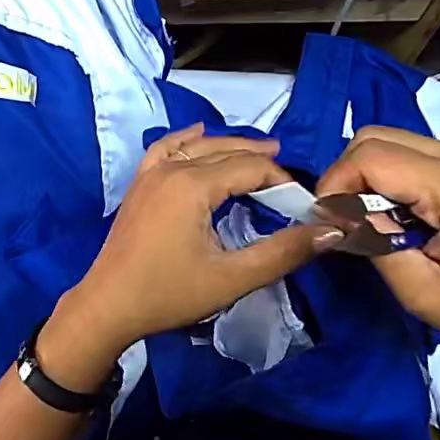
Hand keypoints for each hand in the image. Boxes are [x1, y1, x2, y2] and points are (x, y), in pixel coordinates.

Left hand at [39, 125, 344, 389]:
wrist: (108, 305)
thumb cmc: (168, 293)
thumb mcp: (232, 278)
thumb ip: (283, 252)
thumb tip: (331, 231)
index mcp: (193, 184)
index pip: (251, 167)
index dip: (282, 181)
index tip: (304, 204)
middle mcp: (171, 168)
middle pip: (226, 151)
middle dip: (261, 161)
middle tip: (291, 177)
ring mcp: (150, 173)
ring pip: (197, 145)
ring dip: (230, 146)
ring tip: (262, 151)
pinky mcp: (138, 184)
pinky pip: (165, 148)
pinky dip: (186, 139)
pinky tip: (198, 134)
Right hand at [314, 126, 439, 361]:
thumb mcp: (424, 294)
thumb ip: (374, 245)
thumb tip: (336, 215)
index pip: (375, 157)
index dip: (336, 182)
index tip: (327, 218)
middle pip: (378, 136)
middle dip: (347, 174)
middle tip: (345, 216)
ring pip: (393, 138)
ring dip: (368, 173)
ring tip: (373, 216)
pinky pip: (414, 149)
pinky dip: (391, 173)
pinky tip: (401, 208)